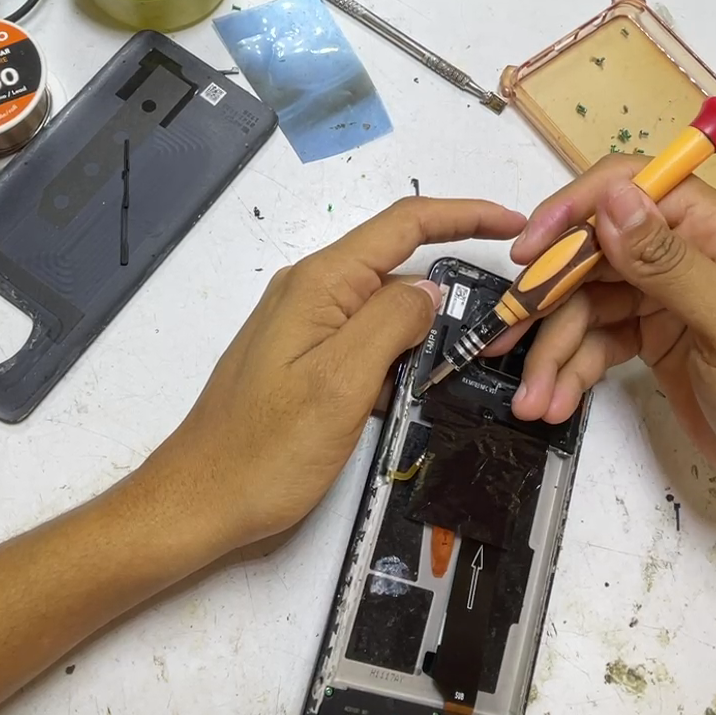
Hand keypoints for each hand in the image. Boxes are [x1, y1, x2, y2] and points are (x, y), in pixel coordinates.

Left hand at [148, 197, 526, 548]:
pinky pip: (365, 337)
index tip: (516, 224)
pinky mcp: (305, 357)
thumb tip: (430, 288)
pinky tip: (416, 383)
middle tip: (503, 315)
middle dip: (451, 275)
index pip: (404, 224)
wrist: (200, 500)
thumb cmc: (266, 449)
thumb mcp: (341, 383)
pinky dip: (399, 351)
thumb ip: (391, 323)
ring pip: (382, 304)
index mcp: (319, 283)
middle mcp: (311, 291)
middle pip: (395, 261)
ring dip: (425, 322)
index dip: (465, 214)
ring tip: (468, 355)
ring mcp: (305, 324)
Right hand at [499, 157, 715, 526]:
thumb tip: (611, 198)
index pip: (632, 190)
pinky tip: (553, 402)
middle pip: (593, 253)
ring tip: (531, 400)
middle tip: (504, 339)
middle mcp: (685, 252)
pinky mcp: (646, 334)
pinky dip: (569, 369)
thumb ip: (670, 263)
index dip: (573, 213)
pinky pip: (592, 339)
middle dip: (547, 301)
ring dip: (552, 351)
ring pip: (583, 303)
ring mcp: (662, 295)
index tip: (529, 254)